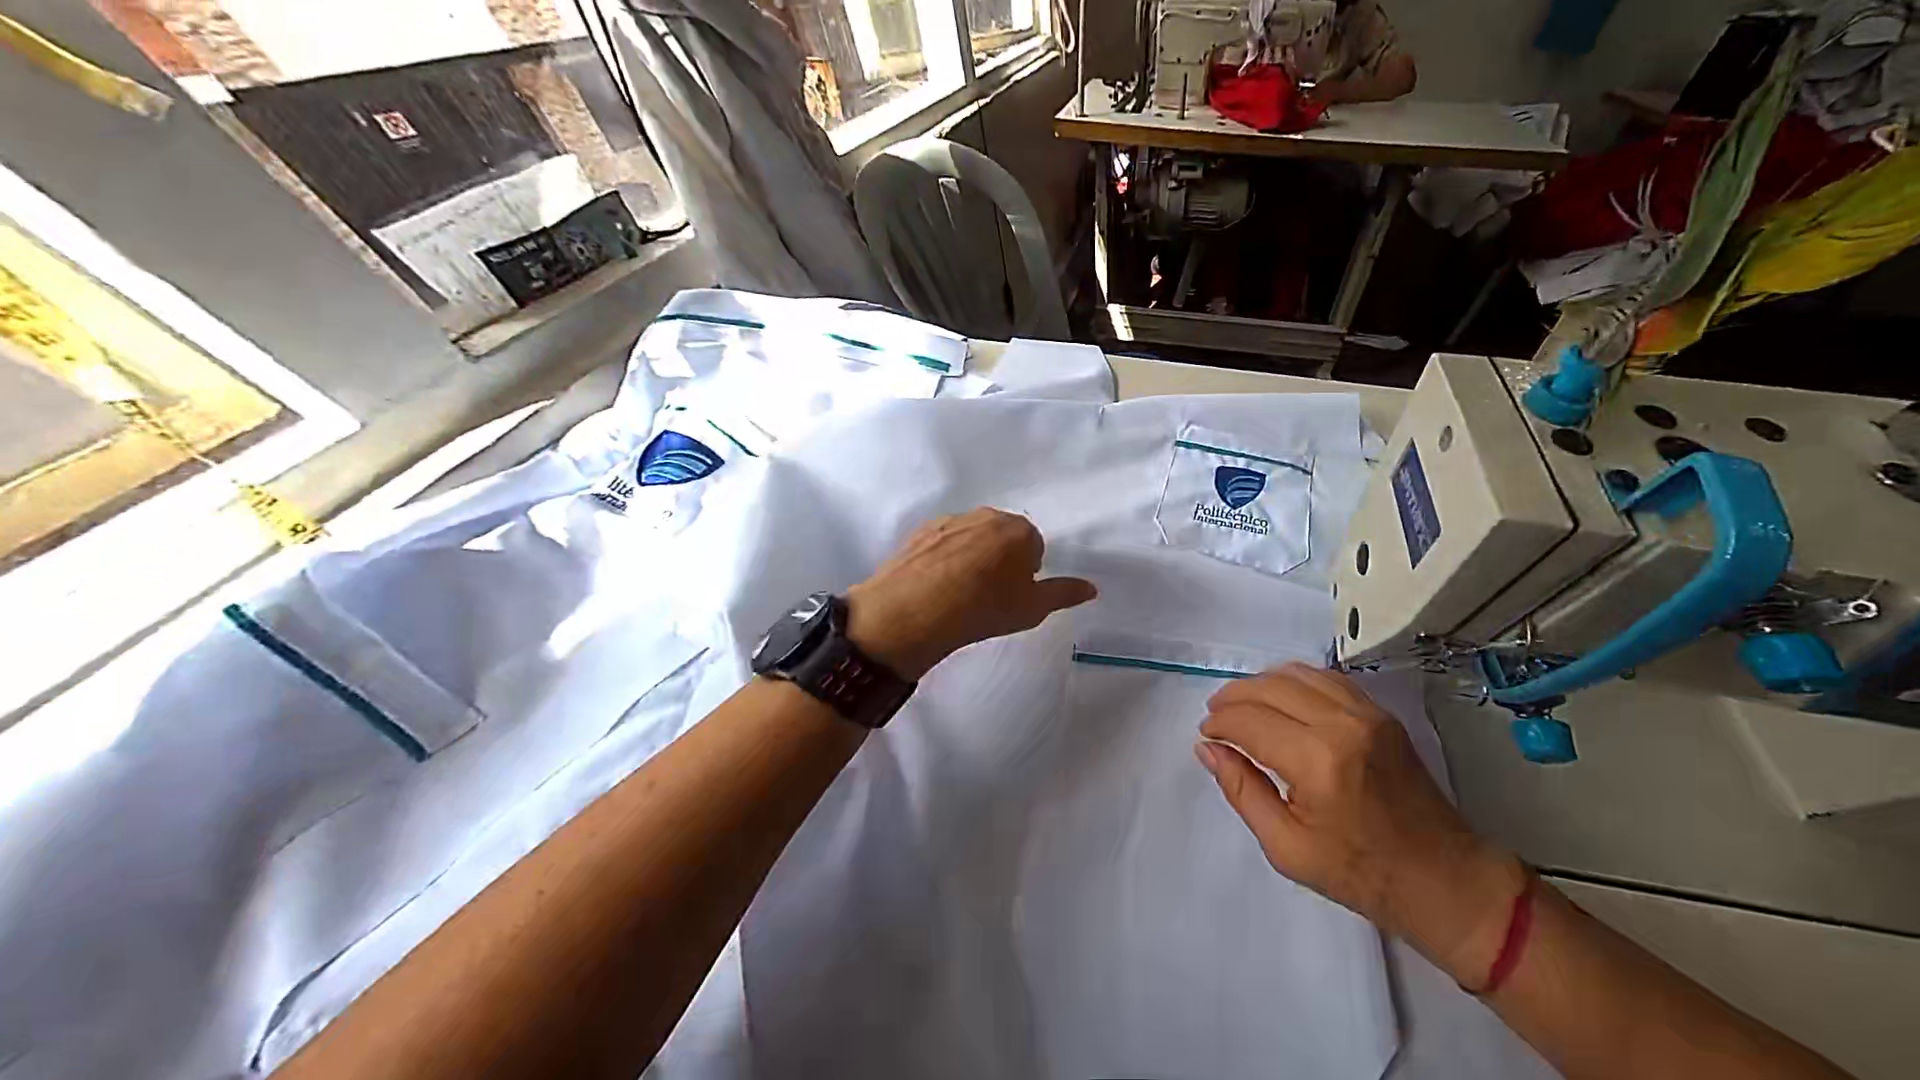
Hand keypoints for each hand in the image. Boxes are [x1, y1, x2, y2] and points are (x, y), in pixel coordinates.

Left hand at [846, 508, 1096, 679]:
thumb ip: (1063, 594)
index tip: (1012, 594)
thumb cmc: (984, 608)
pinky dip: (944, 558)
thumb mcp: (1032, 608)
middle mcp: (987, 516)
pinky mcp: (922, 531)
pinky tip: (936, 584)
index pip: (1034, 546)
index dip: (1025, 573)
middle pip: (1003, 536)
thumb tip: (1091, 588)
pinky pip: (943, 542)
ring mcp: (951, 521)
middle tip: (989, 594)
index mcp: (1020, 531)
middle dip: (1000, 559)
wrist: (916, 609)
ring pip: (972, 537)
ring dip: (972, 557)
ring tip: (960, 593)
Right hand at [1196, 663, 1527, 986]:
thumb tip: (1208, 749)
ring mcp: (1367, 714)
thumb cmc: (1360, 873)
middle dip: (1232, 698)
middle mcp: (1342, 725)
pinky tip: (1280, 700)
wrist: (1445, 879)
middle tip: (1216, 718)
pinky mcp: (1381, 714)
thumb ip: (1242, 790)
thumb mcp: (1286, 846)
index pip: (1249, 720)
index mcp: (1317, 762)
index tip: (1207, 737)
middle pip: (1269, 687)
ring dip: (1260, 685)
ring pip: (1296, 674)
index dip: (1219, 724)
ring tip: (1242, 706)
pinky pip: (1326, 678)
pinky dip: (1294, 681)